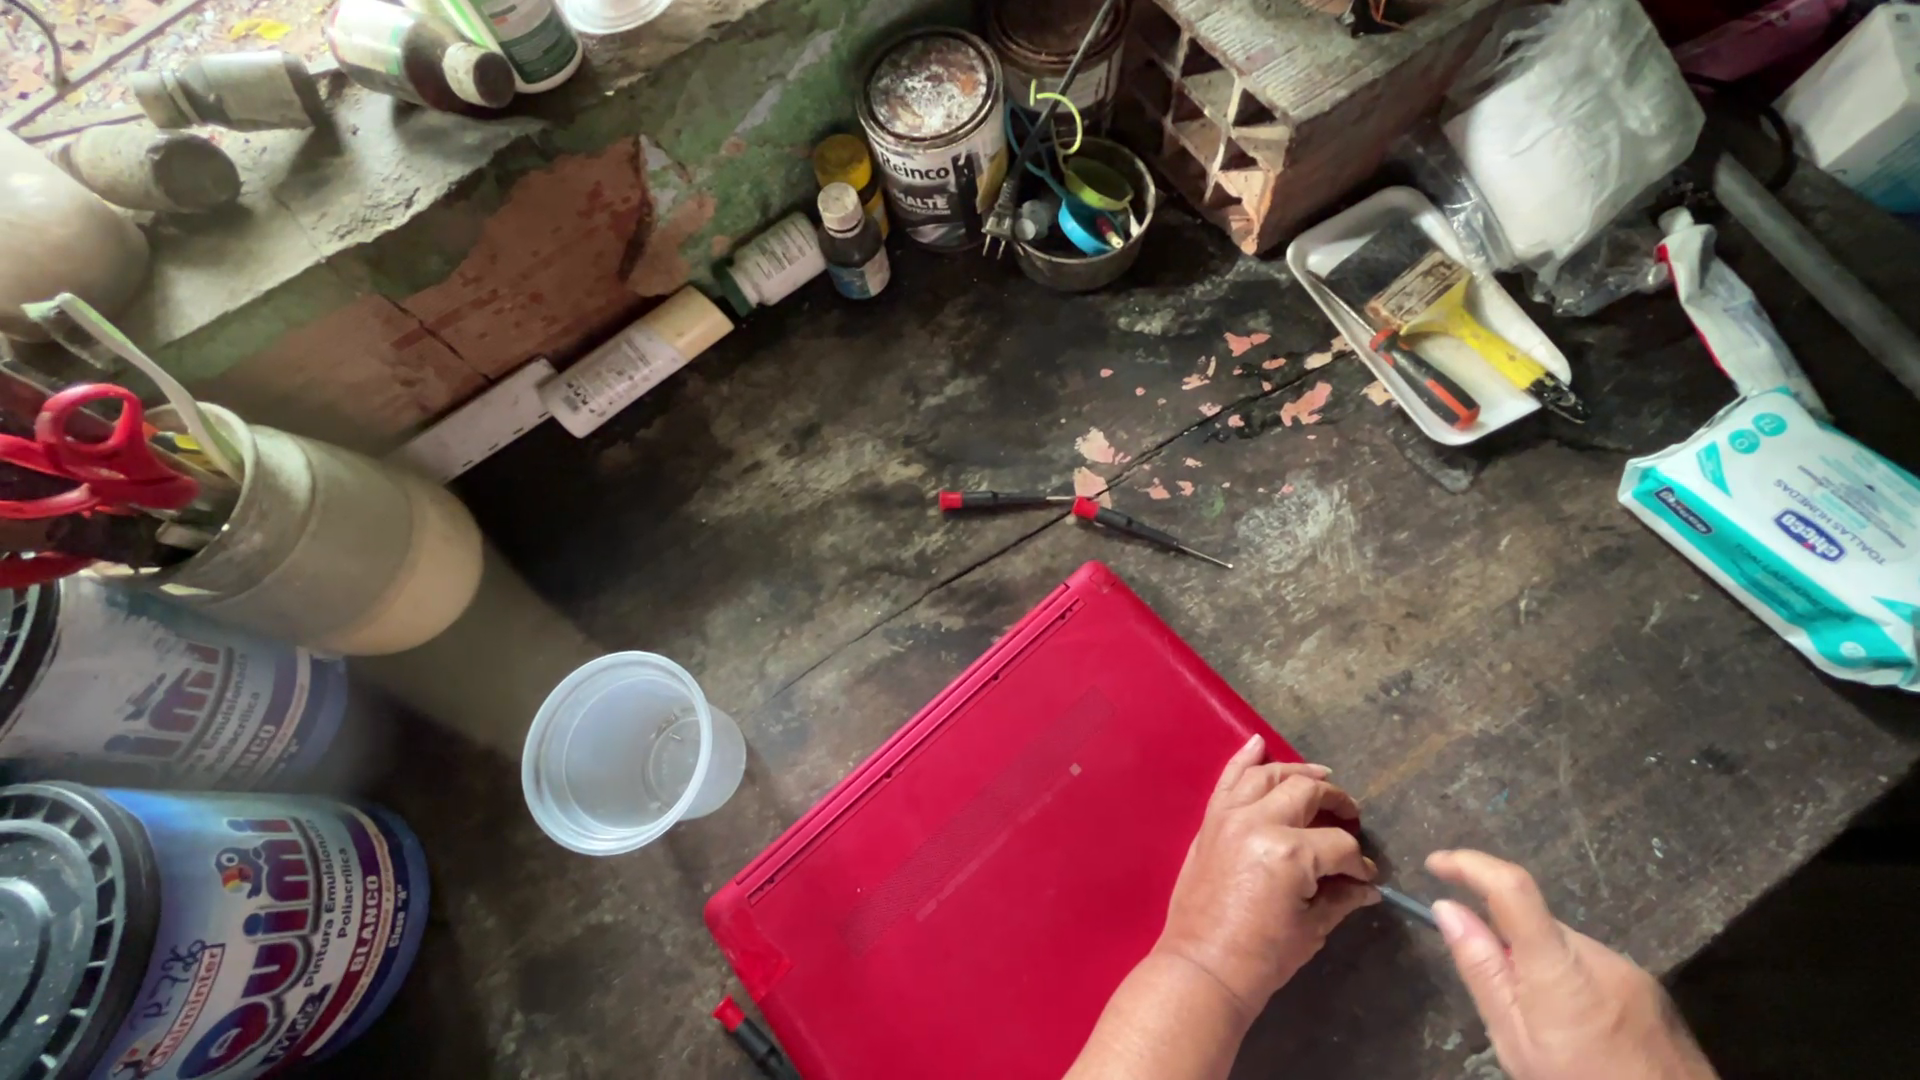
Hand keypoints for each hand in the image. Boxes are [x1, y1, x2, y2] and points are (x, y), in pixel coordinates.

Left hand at [1152, 734, 1378, 1022]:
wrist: (1203, 963)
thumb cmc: (1263, 954)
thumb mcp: (1311, 927)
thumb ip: (1340, 897)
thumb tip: (1367, 886)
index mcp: (1288, 852)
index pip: (1338, 845)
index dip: (1358, 862)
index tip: (1366, 876)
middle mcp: (1257, 822)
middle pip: (1306, 794)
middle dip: (1335, 802)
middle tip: (1351, 815)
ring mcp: (1229, 816)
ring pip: (1268, 776)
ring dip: (1297, 772)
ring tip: (1322, 777)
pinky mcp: (1210, 820)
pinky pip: (1228, 779)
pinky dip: (1244, 758)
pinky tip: (1259, 743)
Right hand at [1426, 850, 1717, 1079]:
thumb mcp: (1515, 1040)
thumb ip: (1482, 970)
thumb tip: (1447, 908)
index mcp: (1559, 966)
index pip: (1512, 888)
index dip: (1469, 865)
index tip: (1435, 865)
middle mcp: (1599, 955)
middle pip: (1535, 922)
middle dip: (1505, 941)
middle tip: (1500, 995)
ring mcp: (1630, 972)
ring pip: (1563, 946)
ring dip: (1540, 965)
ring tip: (1545, 1023)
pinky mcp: (1652, 990)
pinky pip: (1593, 966)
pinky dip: (1571, 981)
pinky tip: (1580, 1028)